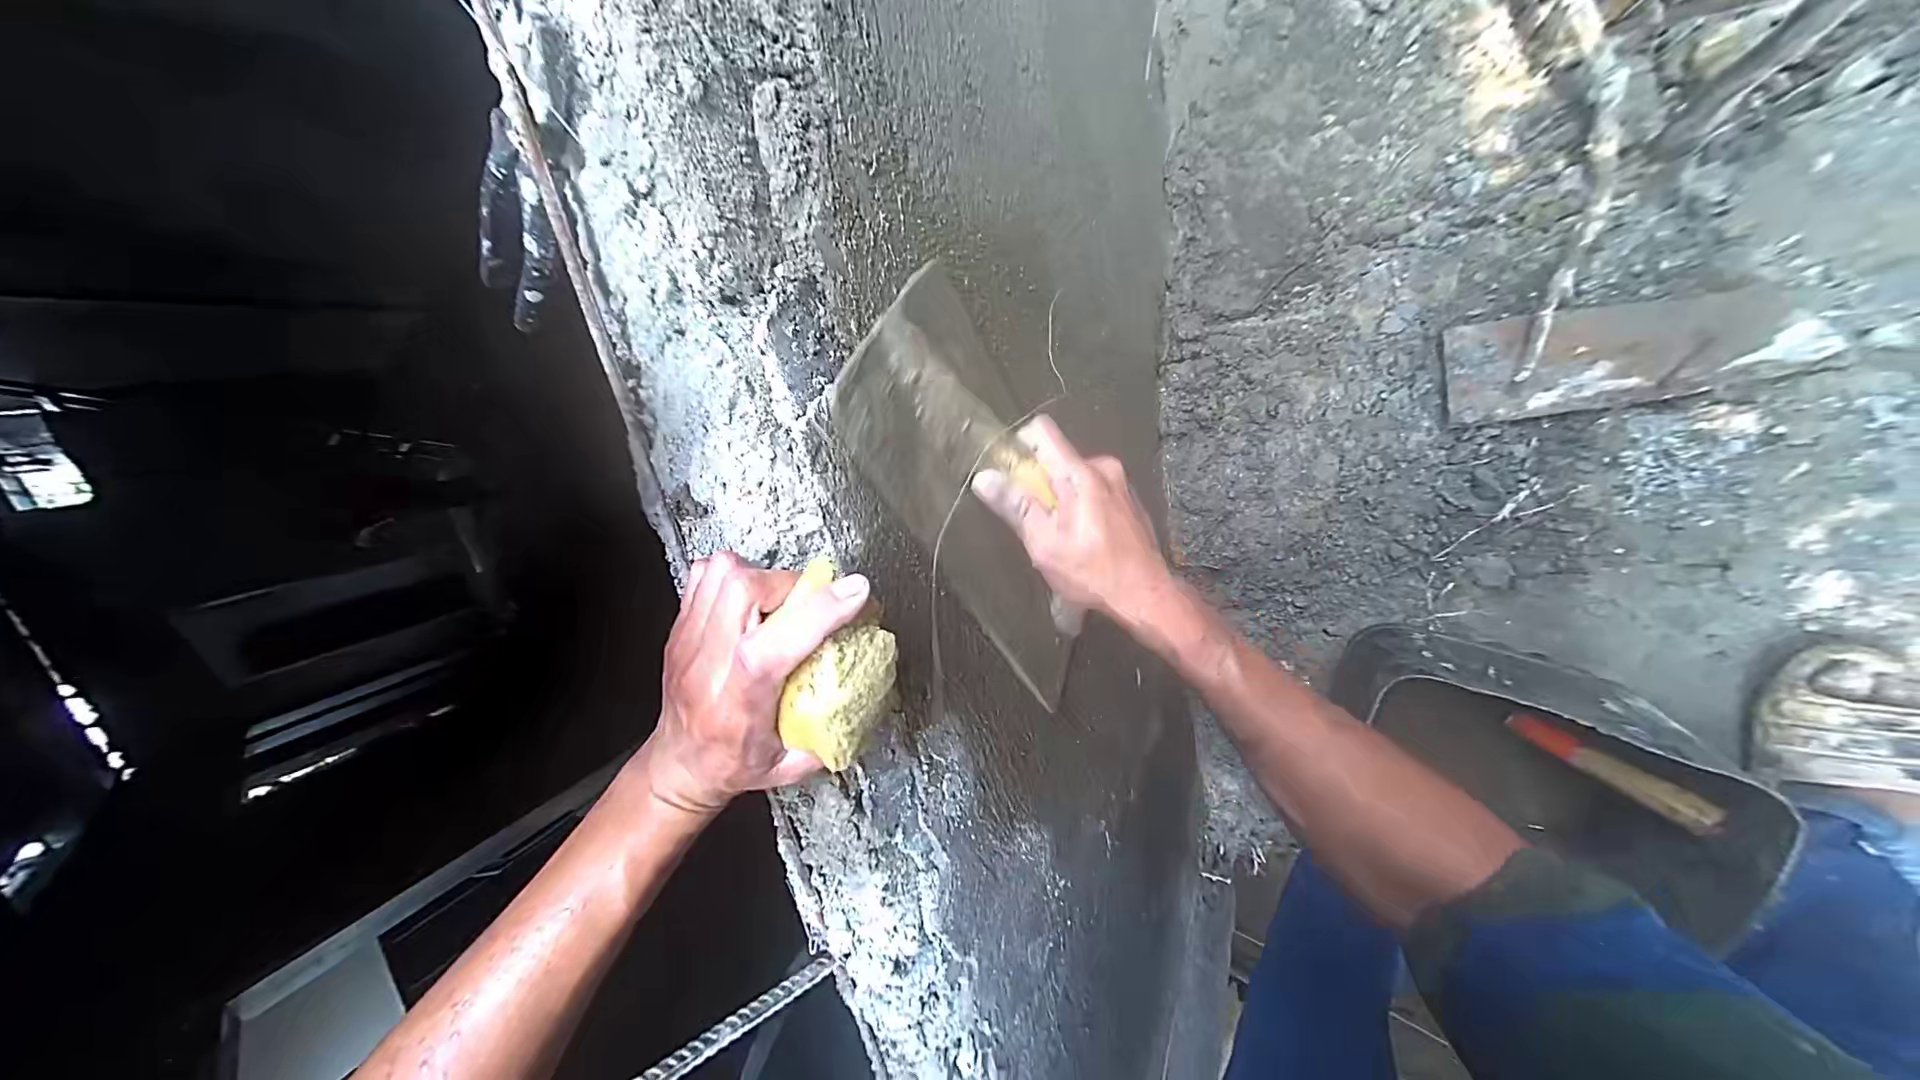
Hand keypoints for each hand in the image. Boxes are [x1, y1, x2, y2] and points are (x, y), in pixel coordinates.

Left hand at [642, 552, 870, 814]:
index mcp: (736, 707)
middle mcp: (707, 667)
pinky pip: (706, 573)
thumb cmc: (731, 764)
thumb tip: (870, 671)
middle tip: (810, 602)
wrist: (678, 766)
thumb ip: (833, 722)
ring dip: (764, 576)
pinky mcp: (680, 625)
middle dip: (791, 585)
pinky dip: (737, 574)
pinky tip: (753, 597)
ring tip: (781, 599)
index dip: (818, 612)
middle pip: (743, 592)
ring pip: (723, 573)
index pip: (770, 648)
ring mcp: (688, 641)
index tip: (855, 592)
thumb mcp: (792, 763)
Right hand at [970, 415, 1168, 624]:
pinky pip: (1091, 492)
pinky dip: (1080, 510)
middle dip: (1040, 489)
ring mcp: (1118, 484)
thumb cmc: (1097, 574)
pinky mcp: (1125, 499)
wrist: (1144, 595)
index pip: (1042, 433)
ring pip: (1072, 479)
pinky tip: (1082, 541)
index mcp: (1080, 475)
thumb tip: (987, 479)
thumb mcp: (1045, 544)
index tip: (1010, 476)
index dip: (1018, 449)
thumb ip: (1015, 506)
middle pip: (1055, 461)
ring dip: (1060, 503)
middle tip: (1040, 525)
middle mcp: (1103, 471)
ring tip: (1063, 538)